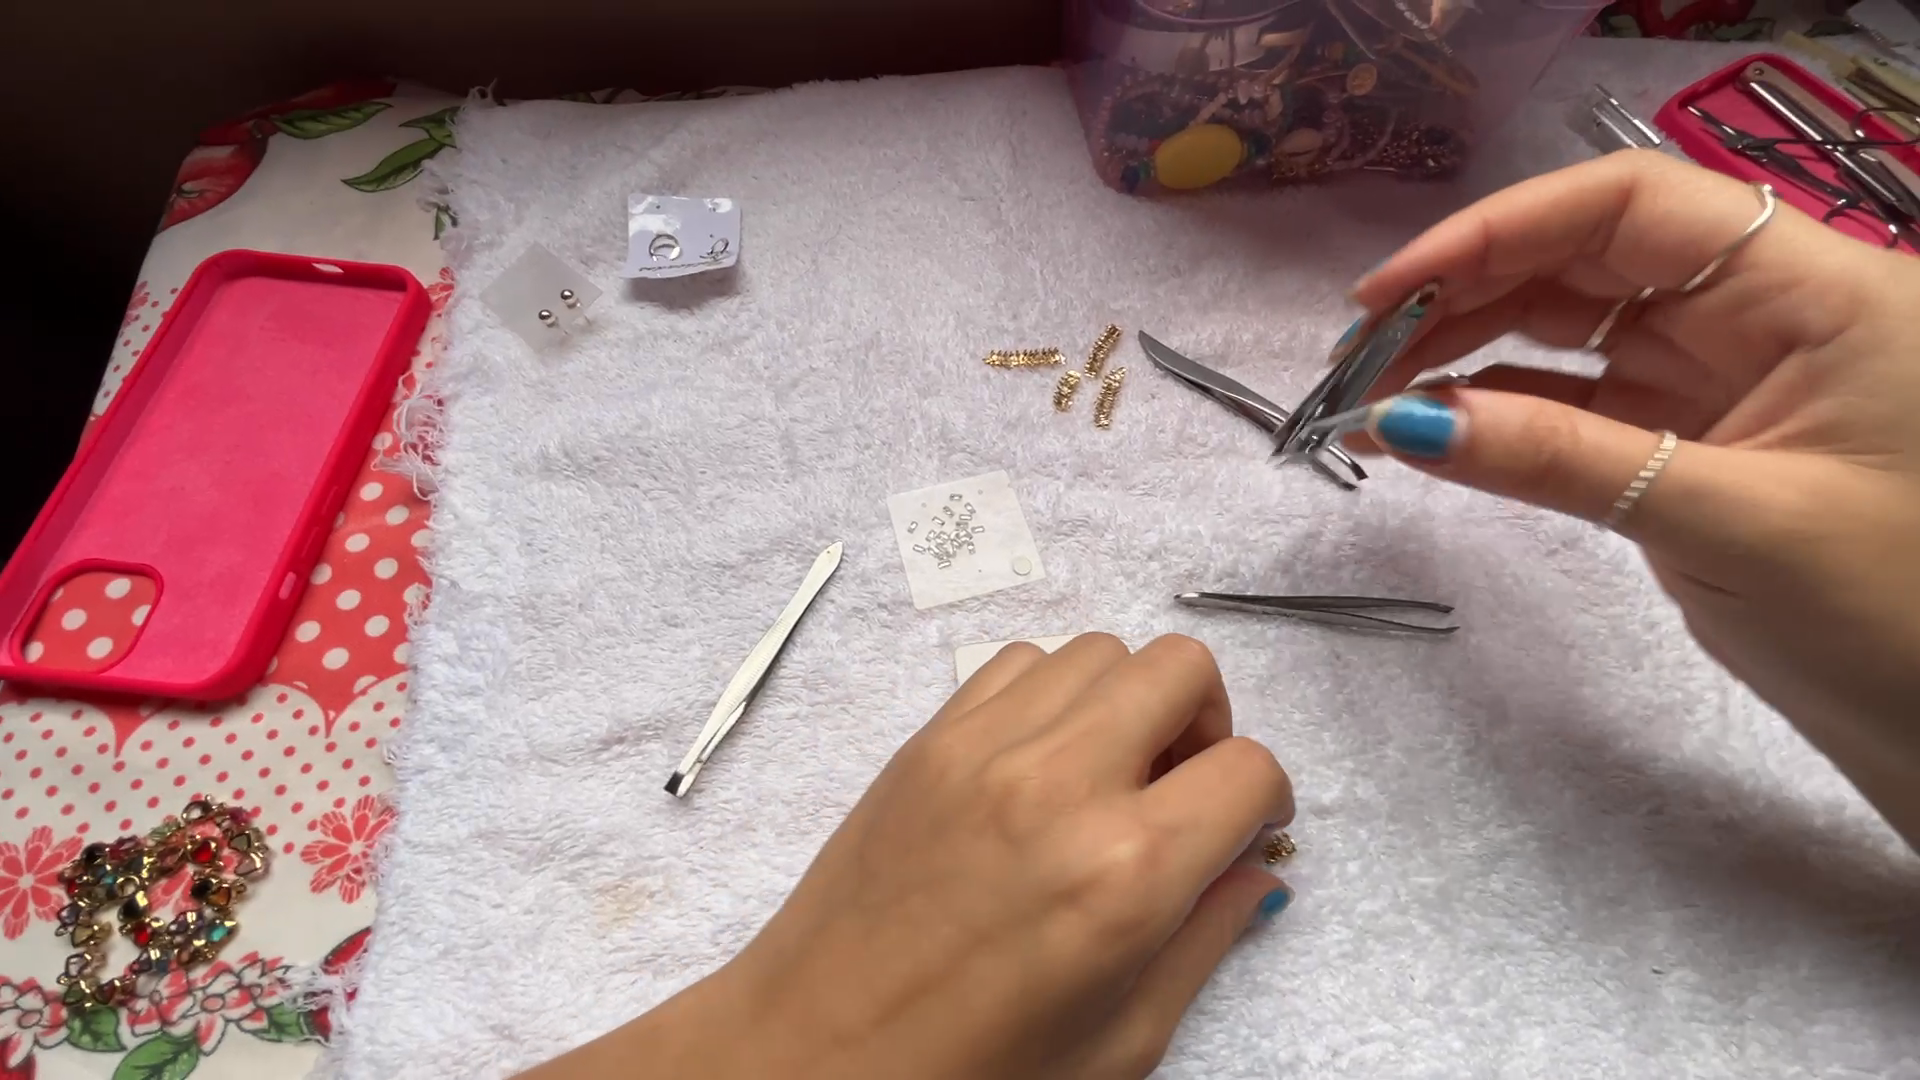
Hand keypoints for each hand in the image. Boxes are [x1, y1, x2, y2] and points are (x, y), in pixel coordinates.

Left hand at [522, 634, 1294, 1079]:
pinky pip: (1019, 661)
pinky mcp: (931, 731)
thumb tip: (1258, 862)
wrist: (815, 1047)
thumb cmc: (977, 1068)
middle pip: (1179, 666)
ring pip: (1099, 650)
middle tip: (1177, 780)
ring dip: (1126, 699)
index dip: (1264, 798)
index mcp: (1124, 871)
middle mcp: (1059, 781)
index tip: (1240, 825)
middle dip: (1205, 718)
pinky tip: (1037, 753)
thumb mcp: (1123, 1039)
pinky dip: (1051, 692)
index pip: (1249, 769)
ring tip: (1104, 765)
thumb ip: (1208, 935)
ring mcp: (985, 742)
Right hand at [1349, 150, 1919, 849]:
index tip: (1382, 294)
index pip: (1623, 209)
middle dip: (1450, 300)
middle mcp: (1746, 313)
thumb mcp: (1722, 517)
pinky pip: (1551, 403)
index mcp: (1805, 291)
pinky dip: (1476, 413)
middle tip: (1350, 359)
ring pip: (1548, 333)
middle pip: (1569, 264)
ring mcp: (1697, 377)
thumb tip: (1397, 423)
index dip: (1490, 233)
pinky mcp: (1659, 437)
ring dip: (1448, 357)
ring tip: (1361, 402)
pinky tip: (1414, 433)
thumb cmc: (1901, 610)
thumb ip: (1555, 459)